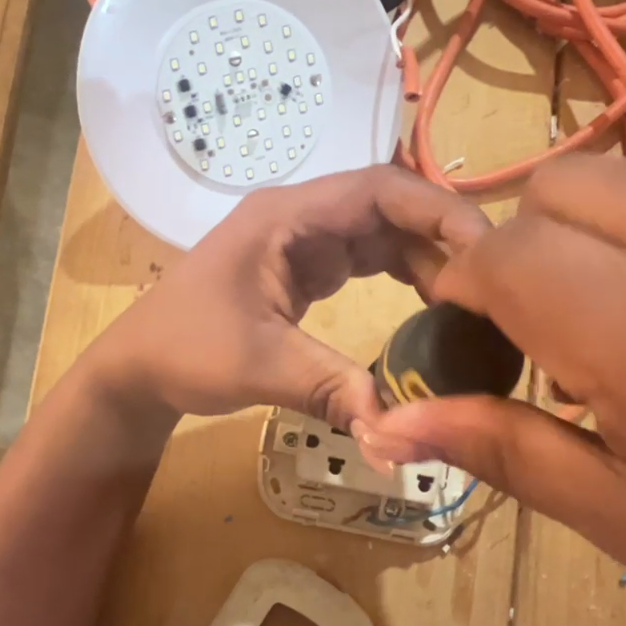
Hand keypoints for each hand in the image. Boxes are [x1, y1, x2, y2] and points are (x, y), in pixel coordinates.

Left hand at [79, 166, 489, 431]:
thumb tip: (399, 436)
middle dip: (442, 241)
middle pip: (389, 208)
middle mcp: (300, 217)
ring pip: (382, 235)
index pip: (379, 189)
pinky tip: (431, 308)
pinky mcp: (304, 269)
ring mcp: (302, 242)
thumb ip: (332, 390)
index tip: (487, 252)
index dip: (438, 210)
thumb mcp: (259, 366)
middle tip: (490, 290)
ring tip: (466, 306)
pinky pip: (367, 260)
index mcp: (286, 216)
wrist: (136, 368)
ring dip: (426, 262)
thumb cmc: (182, 351)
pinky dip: (403, 278)